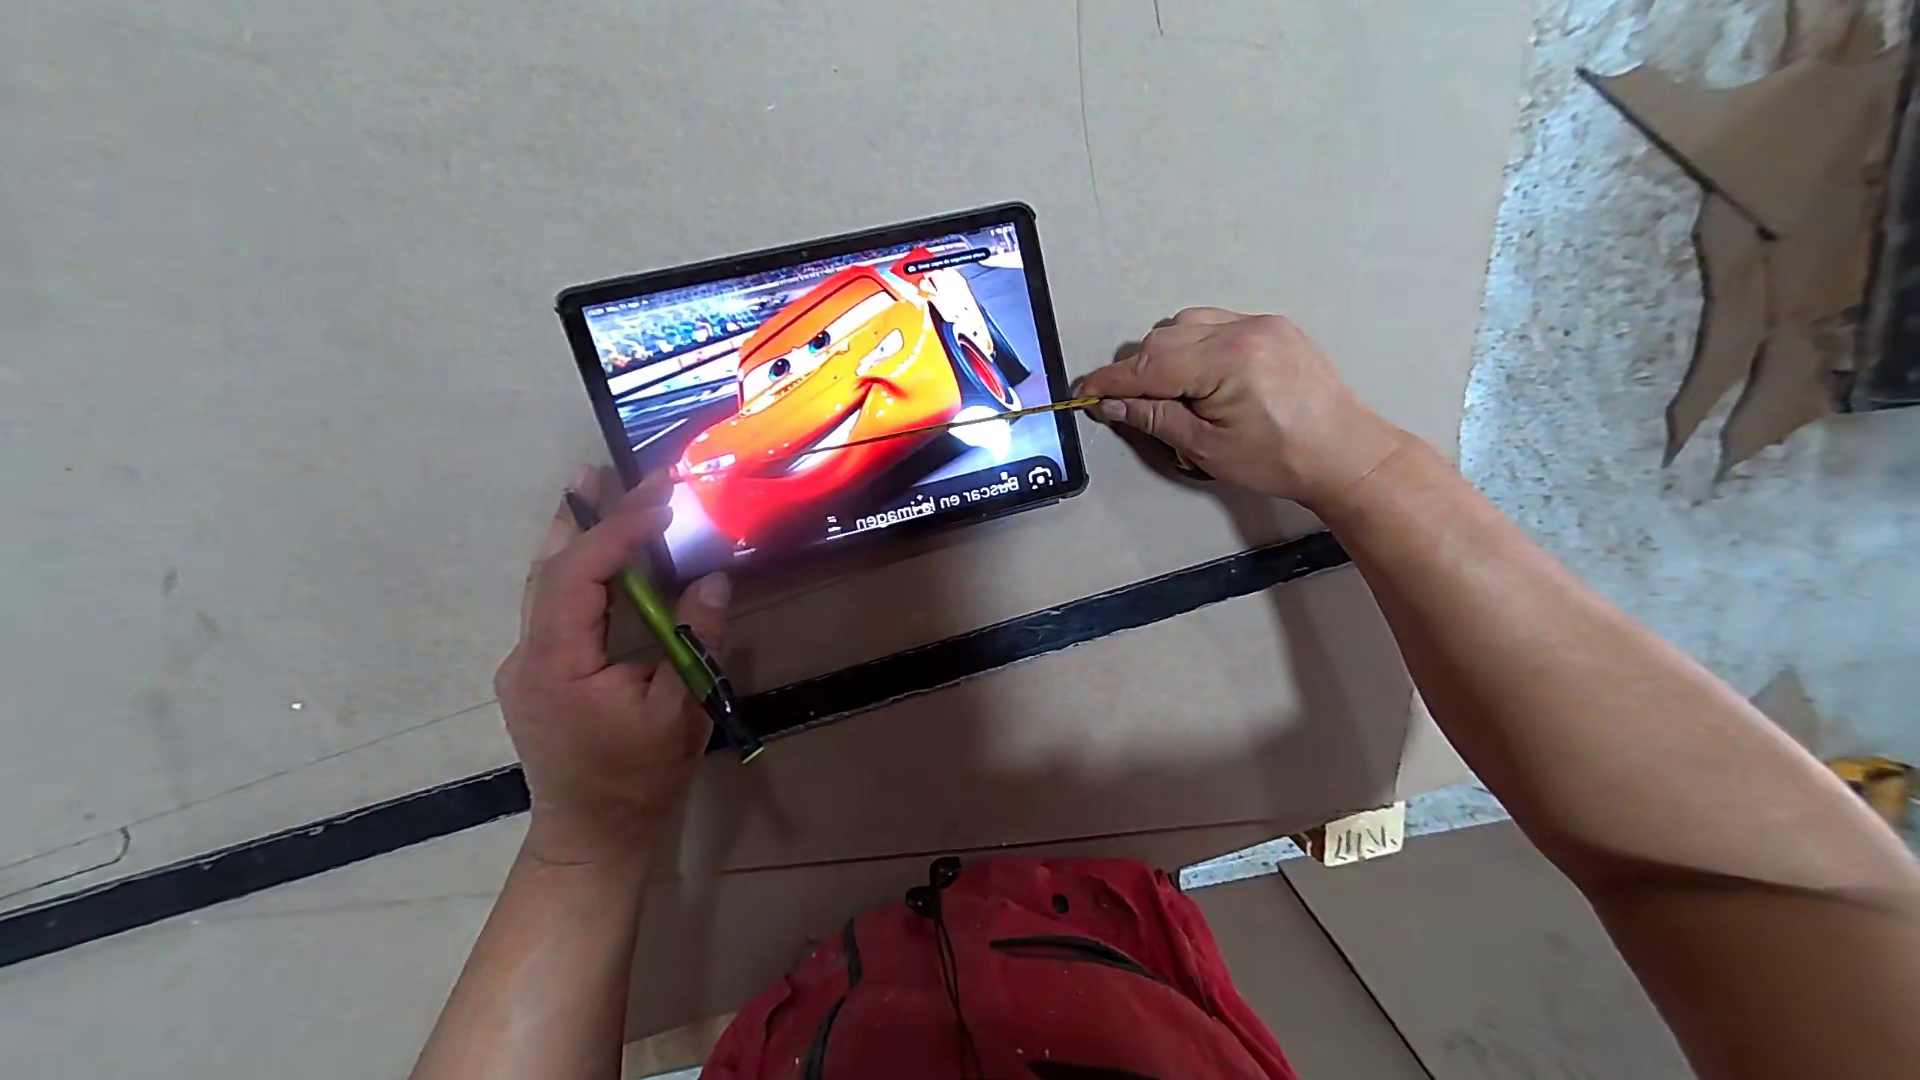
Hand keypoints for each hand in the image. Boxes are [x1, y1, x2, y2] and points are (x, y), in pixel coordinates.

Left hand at [494, 466, 730, 866]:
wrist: (593, 834)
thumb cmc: (640, 776)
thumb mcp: (683, 709)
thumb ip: (696, 639)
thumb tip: (713, 579)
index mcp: (557, 664)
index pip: (579, 577)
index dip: (618, 532)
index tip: (661, 502)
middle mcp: (527, 655)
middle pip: (547, 569)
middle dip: (582, 515)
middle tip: (604, 470)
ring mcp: (526, 663)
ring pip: (542, 583)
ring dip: (571, 534)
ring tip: (590, 488)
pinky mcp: (539, 671)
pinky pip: (553, 604)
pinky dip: (577, 567)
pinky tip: (598, 552)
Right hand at [1077, 307, 1412, 510]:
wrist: (1344, 454)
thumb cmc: (1281, 459)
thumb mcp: (1205, 447)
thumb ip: (1154, 417)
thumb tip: (1112, 404)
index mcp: (1227, 360)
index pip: (1148, 364)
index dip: (1110, 381)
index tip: (1084, 393)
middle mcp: (1243, 330)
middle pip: (1162, 338)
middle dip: (1135, 370)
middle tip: (1124, 404)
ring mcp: (1260, 324)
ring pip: (1184, 324)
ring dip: (1161, 354)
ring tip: (1164, 391)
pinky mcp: (1270, 328)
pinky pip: (1213, 323)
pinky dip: (1190, 344)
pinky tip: (1193, 372)